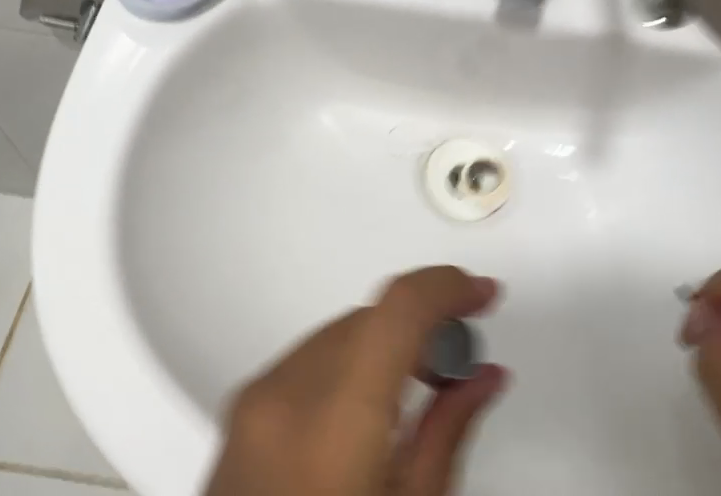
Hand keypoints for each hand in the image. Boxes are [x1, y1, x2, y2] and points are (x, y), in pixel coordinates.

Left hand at [206, 266, 506, 495]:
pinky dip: (350, 364)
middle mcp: (283, 397)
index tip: (480, 293)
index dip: (448, 286)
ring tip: (423, 387)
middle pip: (370, 318)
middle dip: (424, 324)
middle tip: (462, 356)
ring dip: (387, 345)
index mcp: (334, 422)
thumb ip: (448, 432)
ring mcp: (253, 404)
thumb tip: (481, 380)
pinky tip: (374, 406)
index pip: (397, 308)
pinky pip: (308, 360)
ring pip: (339, 334)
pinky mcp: (239, 415)